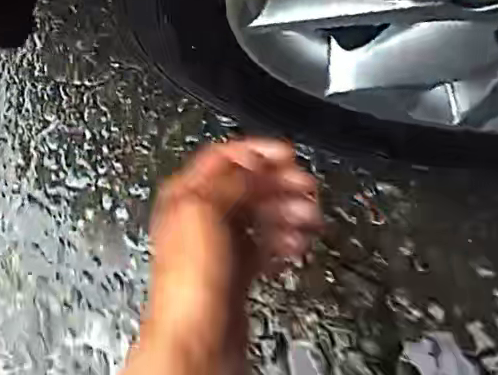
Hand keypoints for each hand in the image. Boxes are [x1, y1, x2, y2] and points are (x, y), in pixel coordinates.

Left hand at [123, 138, 322, 374]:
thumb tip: (252, 162)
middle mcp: (201, 216)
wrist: (194, 346)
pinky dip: (283, 240)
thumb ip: (230, 182)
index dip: (256, 151)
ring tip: (311, 214)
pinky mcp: (236, 275)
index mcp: (186, 194)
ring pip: (258, 216)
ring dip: (286, 210)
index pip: (224, 158)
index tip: (287, 154)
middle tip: (307, 185)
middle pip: (245, 186)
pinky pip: (264, 247)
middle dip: (278, 182)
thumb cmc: (188, 283)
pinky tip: (297, 242)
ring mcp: (220, 246)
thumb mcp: (206, 213)